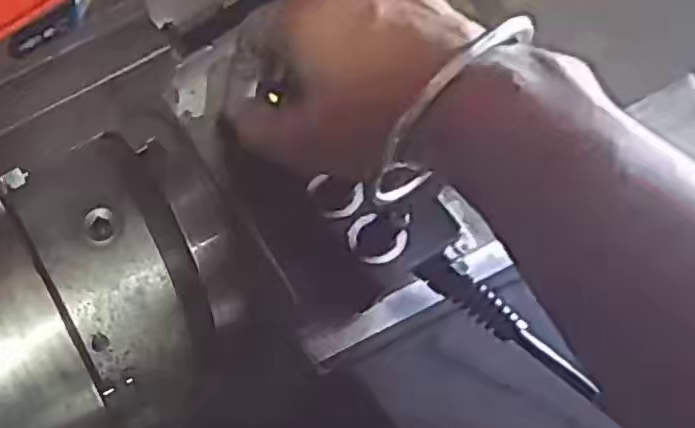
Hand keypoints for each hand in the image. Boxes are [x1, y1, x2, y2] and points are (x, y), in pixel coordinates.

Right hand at [232, 0, 478, 175]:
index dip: (250, 82)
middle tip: (299, 110)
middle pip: (293, 29)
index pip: (250, 42)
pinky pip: (373, 26)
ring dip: (328, 59)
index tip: (259, 108)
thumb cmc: (376, 120)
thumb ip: (254, 129)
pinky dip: (364, 51)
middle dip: (290, 67)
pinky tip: (372, 85)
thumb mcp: (297, 144)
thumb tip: (241, 116)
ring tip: (338, 102)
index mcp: (296, 16)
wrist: (453, 102)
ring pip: (333, 26)